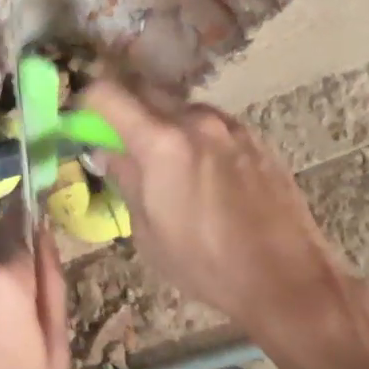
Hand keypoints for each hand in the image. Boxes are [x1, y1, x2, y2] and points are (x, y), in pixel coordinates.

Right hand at [82, 79, 352, 331]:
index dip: (85, 102)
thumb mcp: (148, 231)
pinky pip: (211, 124)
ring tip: (163, 160)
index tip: (79, 121)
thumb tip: (106, 152)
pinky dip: (194, 135)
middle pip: (144, 90)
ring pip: (180, 107)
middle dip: (122, 107)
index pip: (107, 94)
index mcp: (161, 142)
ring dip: (161, 121)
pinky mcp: (256, 139)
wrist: (288, 278)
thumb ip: (125, 180)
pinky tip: (201, 171)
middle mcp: (196, 121)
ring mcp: (231, 126)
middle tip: (114, 138)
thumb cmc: (207, 263)